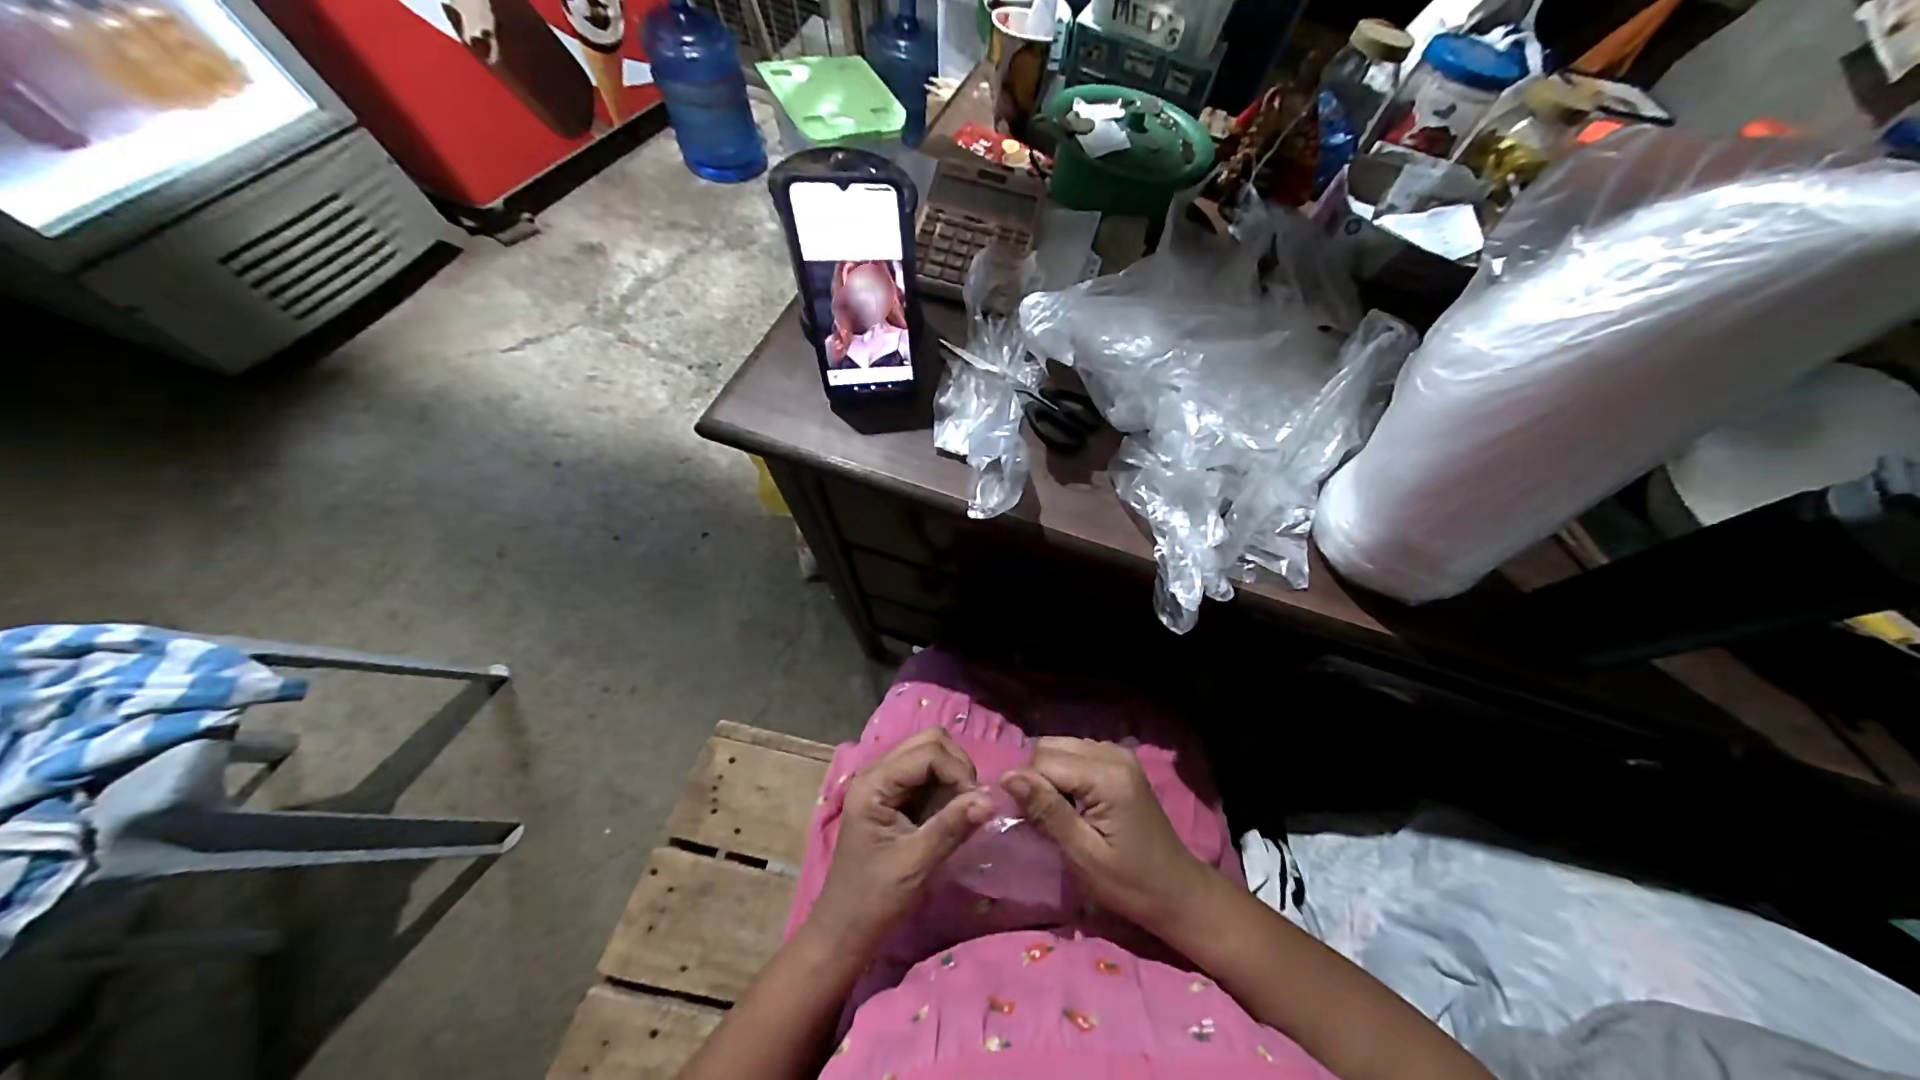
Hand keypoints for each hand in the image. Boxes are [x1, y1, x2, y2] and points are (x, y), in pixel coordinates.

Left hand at [810, 729, 994, 949]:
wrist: (846, 929)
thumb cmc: (874, 898)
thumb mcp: (915, 863)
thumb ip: (952, 826)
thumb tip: (991, 799)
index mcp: (874, 782)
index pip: (929, 752)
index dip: (958, 772)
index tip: (975, 806)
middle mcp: (877, 772)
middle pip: (930, 741)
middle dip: (957, 767)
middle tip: (970, 803)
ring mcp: (886, 781)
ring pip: (931, 753)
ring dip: (954, 774)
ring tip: (963, 809)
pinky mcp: (895, 795)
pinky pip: (928, 774)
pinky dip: (947, 785)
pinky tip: (952, 813)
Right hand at [1001, 737, 1216, 933]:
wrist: (1177, 891)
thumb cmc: (1129, 883)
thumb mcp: (1083, 855)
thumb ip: (1047, 811)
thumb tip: (1008, 777)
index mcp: (1107, 776)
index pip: (1044, 761)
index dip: (1030, 790)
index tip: (1034, 824)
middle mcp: (1113, 753)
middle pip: (1050, 746)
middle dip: (1038, 779)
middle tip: (1048, 819)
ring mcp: (1119, 754)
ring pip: (1060, 747)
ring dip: (1051, 776)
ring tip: (1062, 813)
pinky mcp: (1120, 761)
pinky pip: (1076, 753)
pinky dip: (1066, 774)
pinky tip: (1075, 803)